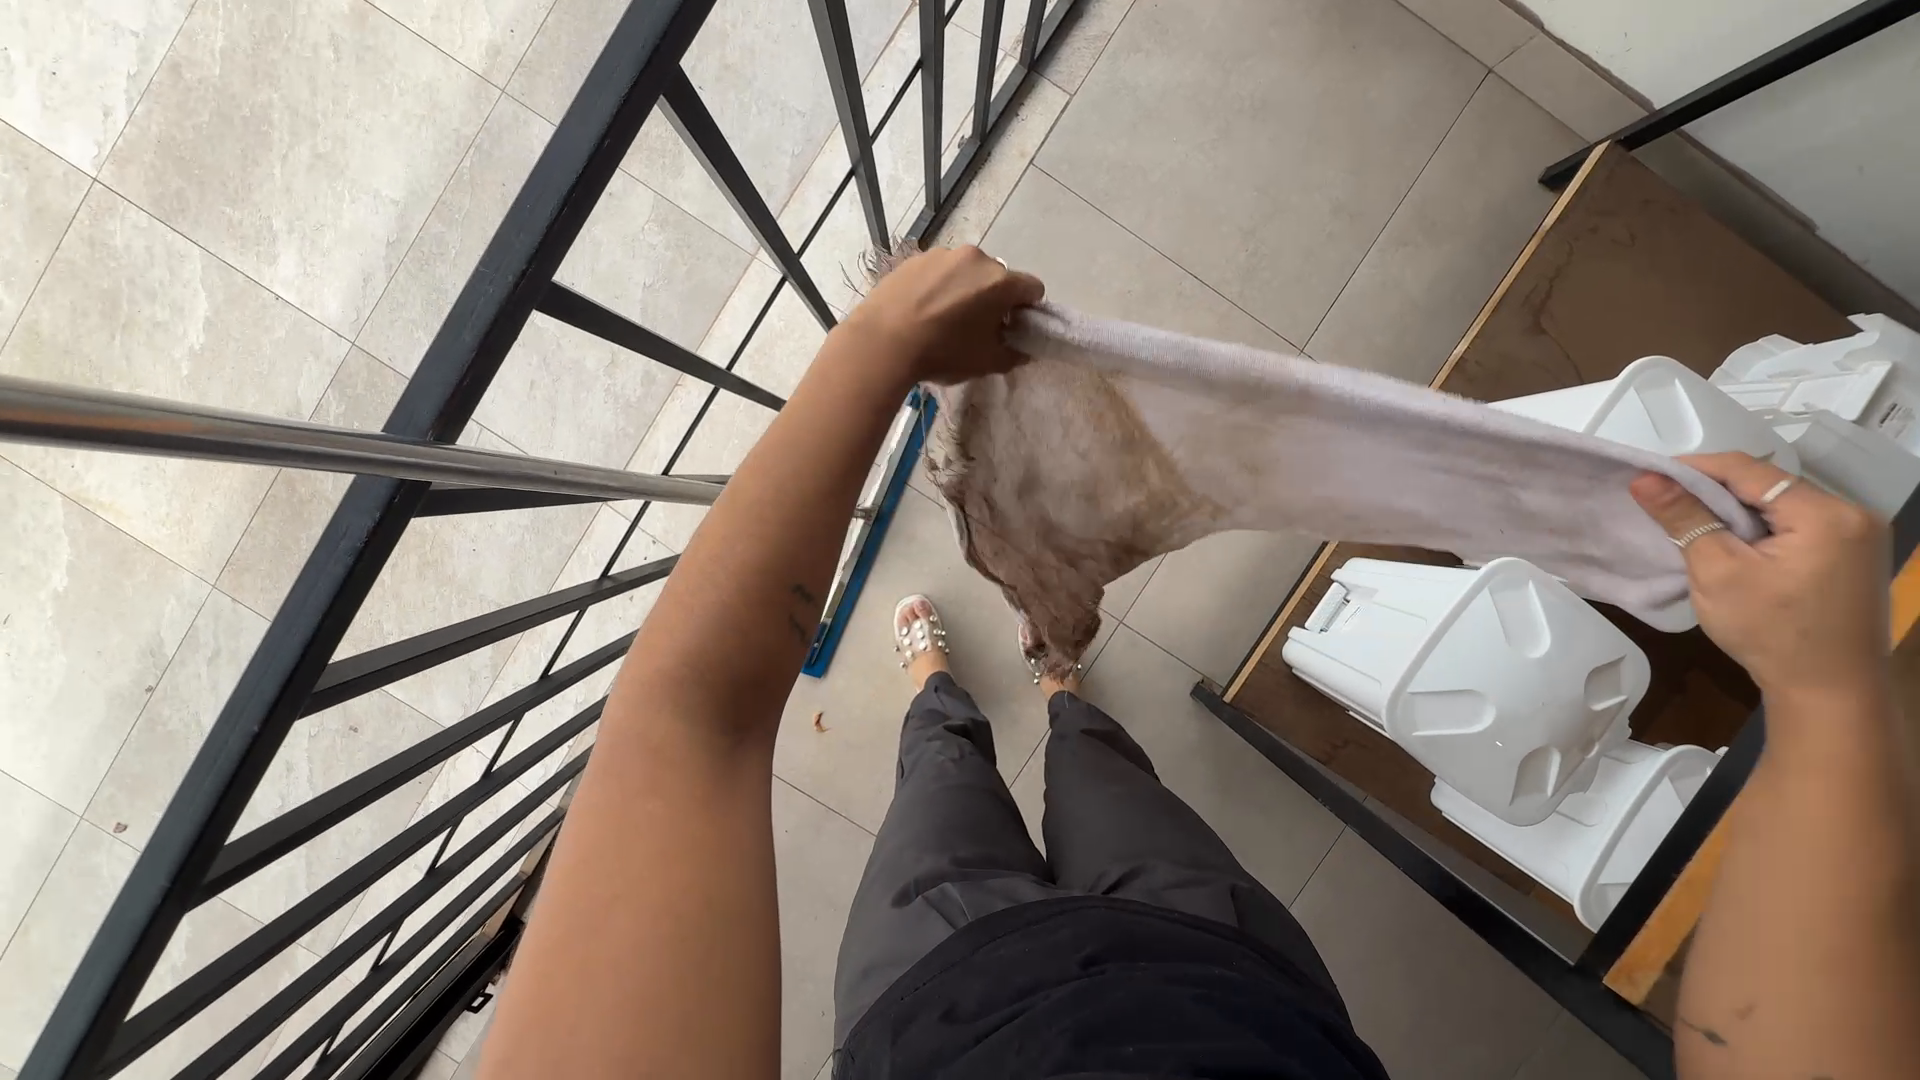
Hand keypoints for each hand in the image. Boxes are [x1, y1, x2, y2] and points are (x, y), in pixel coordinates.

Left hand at [836, 246, 1044, 385]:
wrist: (882, 343)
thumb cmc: (942, 353)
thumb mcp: (985, 363)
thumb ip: (1012, 355)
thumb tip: (1022, 351)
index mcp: (1000, 282)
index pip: (1032, 288)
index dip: (1027, 310)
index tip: (1012, 328)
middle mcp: (975, 258)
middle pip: (997, 277)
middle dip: (993, 299)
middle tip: (975, 327)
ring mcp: (942, 254)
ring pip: (965, 272)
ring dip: (964, 290)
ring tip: (942, 319)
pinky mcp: (914, 258)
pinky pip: (937, 272)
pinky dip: (937, 287)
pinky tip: (920, 310)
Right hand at [1629, 452, 1890, 707]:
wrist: (1828, 688)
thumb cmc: (1770, 630)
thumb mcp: (1716, 570)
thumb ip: (1684, 518)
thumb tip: (1646, 478)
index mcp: (1825, 514)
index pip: (1748, 469)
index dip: (1692, 467)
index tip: (1646, 478)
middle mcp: (1851, 515)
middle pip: (1766, 484)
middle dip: (1710, 489)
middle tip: (1661, 503)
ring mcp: (1855, 535)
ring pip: (1777, 504)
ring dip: (1730, 509)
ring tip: (1687, 523)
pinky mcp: (1849, 554)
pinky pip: (1792, 524)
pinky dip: (1753, 526)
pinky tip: (1727, 543)